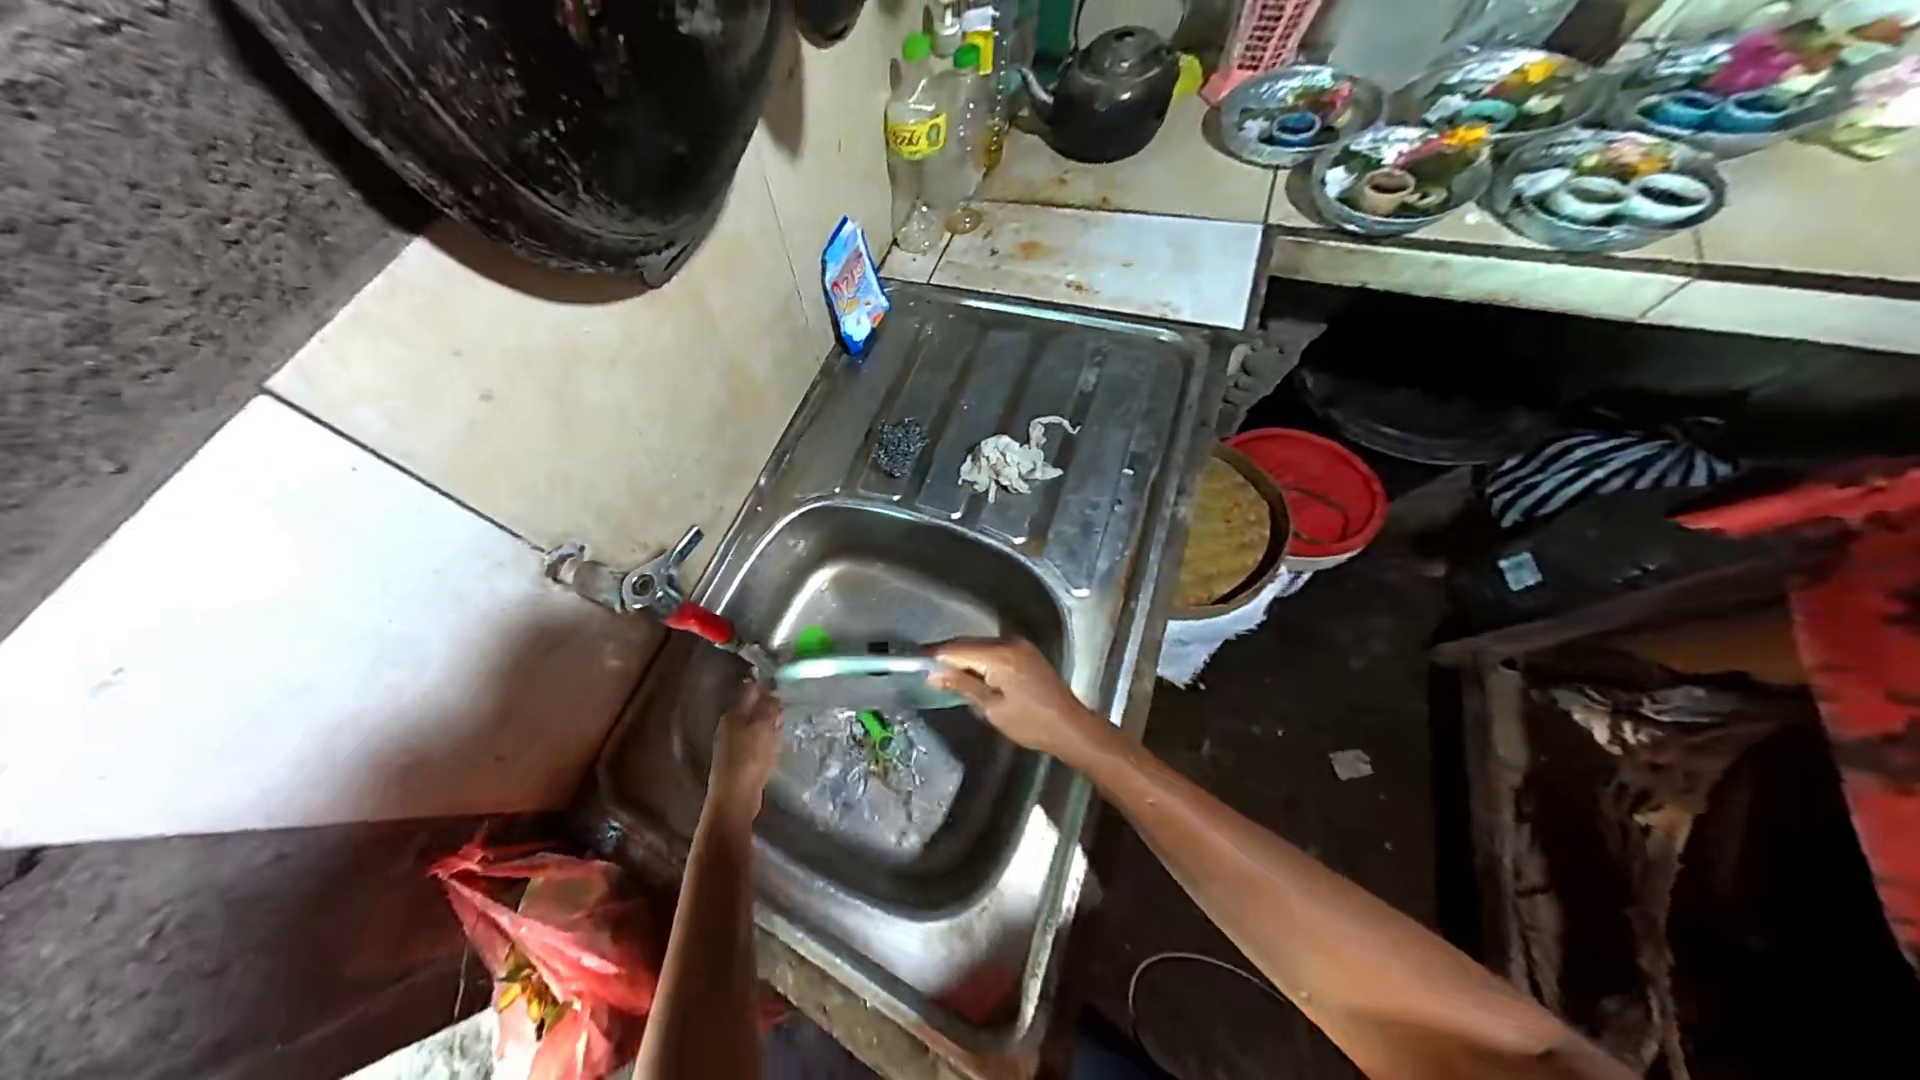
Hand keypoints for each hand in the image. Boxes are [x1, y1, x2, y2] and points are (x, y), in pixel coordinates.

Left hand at [708, 679, 781, 821]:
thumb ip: (768, 708)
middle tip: (788, 706)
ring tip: (785, 725)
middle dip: (770, 705)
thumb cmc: (749, 758)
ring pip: (755, 725)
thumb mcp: (762, 728)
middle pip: (752, 708)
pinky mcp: (739, 760)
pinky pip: (756, 742)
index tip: (784, 683)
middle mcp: (730, 726)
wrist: (734, 798)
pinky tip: (776, 746)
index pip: (750, 690)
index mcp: (733, 715)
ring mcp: (733, 744)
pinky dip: (767, 740)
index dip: (766, 685)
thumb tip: (773, 694)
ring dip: (770, 724)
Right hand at [927, 639, 1109, 761]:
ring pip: (980, 645)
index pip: (957, 648)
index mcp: (999, 654)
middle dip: (946, 655)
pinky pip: (994, 650)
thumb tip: (933, 672)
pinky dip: (978, 658)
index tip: (913, 661)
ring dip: (962, 656)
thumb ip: (962, 685)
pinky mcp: (1026, 652)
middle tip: (923, 669)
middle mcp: (1009, 642)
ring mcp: (1020, 645)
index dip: (934, 654)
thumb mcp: (991, 708)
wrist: (1070, 727)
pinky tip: (968, 672)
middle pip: (968, 643)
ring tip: (941, 672)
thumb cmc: (1030, 723)